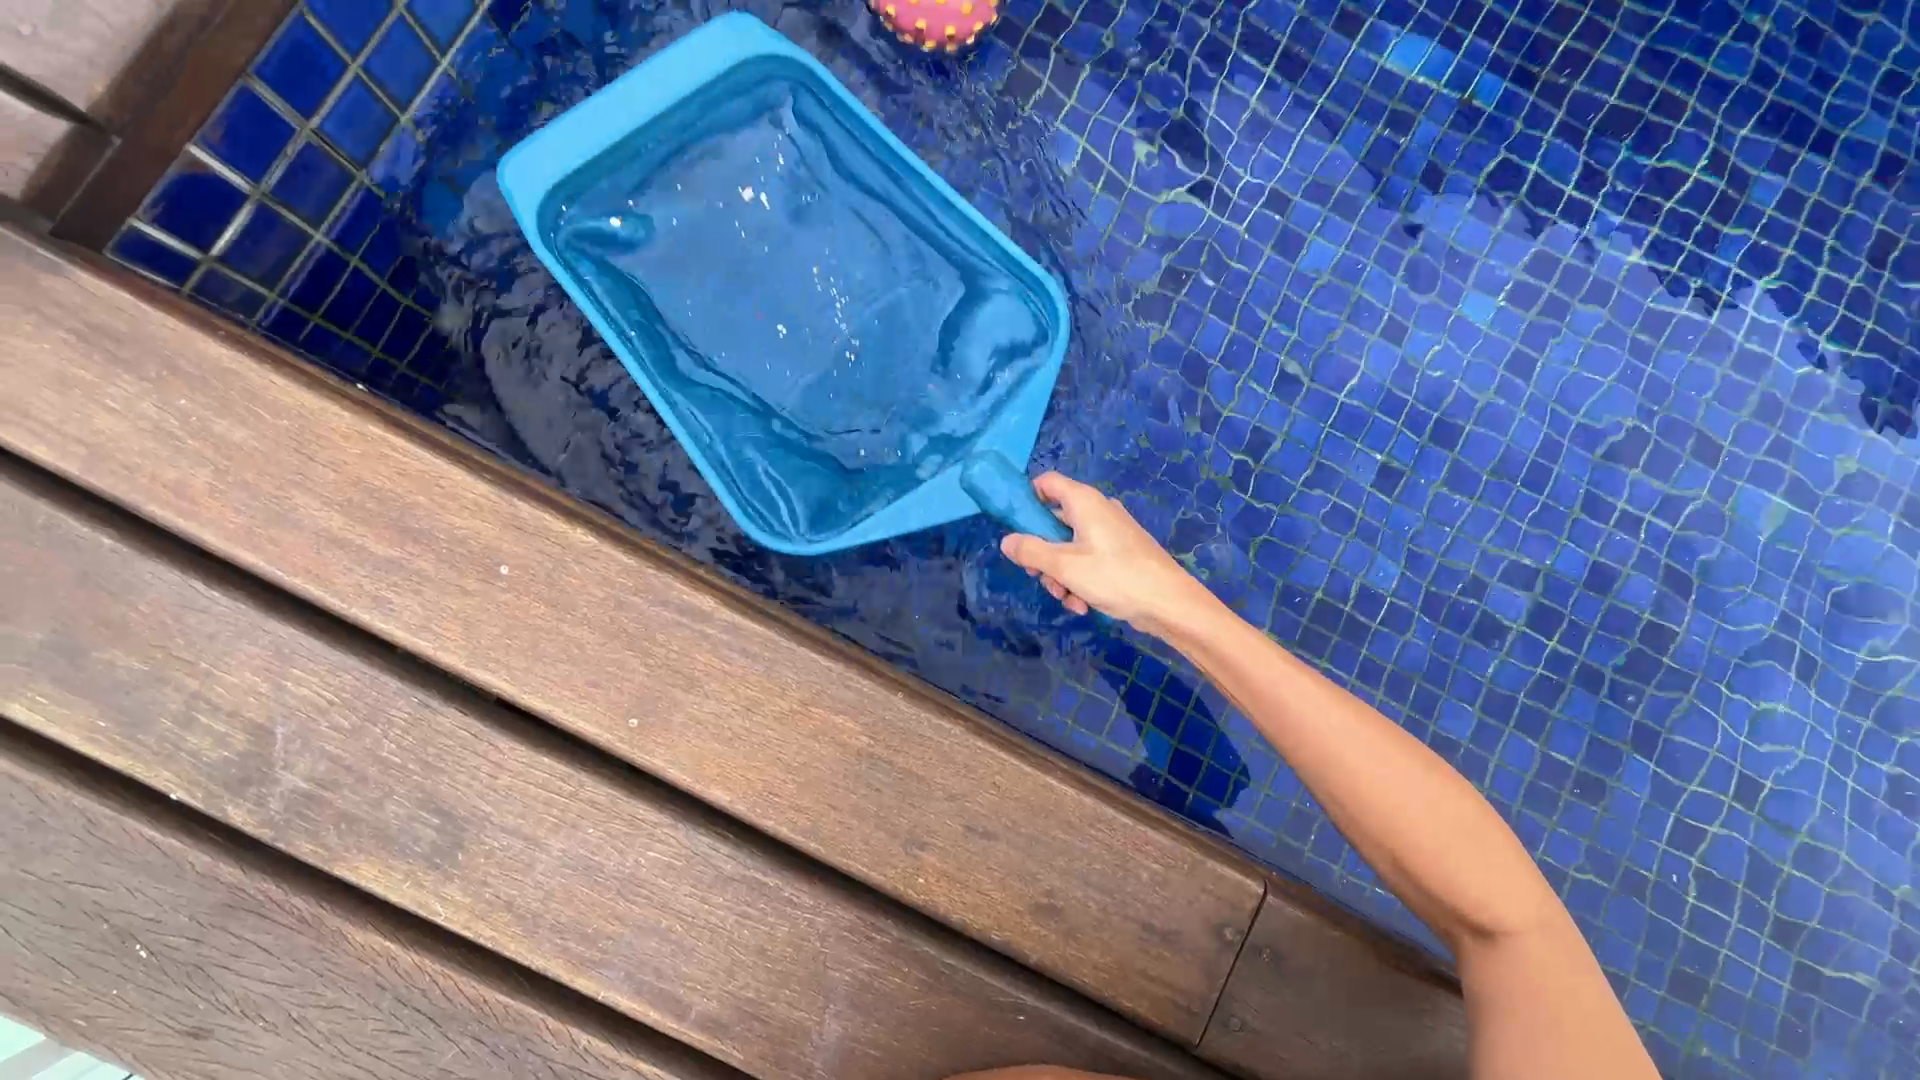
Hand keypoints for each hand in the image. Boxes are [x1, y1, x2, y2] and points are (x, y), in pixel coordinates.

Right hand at [998, 472, 1213, 637]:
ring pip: (1069, 547)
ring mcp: (1110, 532)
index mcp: (1083, 502)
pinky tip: (1083, 604)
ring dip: (1061, 574)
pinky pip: (1088, 560)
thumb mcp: (1064, 566)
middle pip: (1054, 522)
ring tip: (1068, 599)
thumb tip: (1006, 541)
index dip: (1026, 500)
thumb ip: (1030, 551)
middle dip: (1042, 554)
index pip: (1045, 483)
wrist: (1168, 602)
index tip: (1015, 528)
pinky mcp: (1120, 553)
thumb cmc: (1115, 576)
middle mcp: (1096, 510)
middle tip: (1040, 577)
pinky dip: (1080, 580)